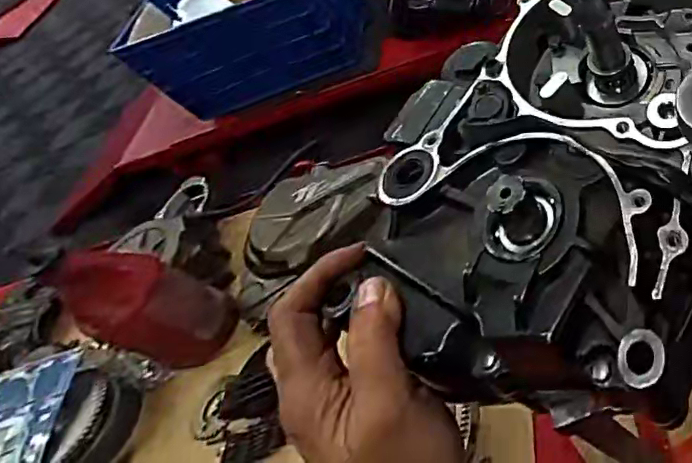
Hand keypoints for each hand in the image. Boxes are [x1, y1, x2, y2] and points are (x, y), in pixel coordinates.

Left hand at [269, 246, 464, 462]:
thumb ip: (374, 341)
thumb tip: (372, 284)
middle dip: (334, 282)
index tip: (362, 251)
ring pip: (331, 332)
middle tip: (376, 259)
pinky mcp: (363, 397)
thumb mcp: (388, 400)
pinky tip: (401, 313)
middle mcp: (312, 390)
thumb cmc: (403, 460)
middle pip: (304, 322)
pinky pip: (357, 345)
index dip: (318, 275)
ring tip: (390, 277)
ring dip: (354, 298)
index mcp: (304, 391)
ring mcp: (336, 396)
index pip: (288, 316)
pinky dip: (374, 318)